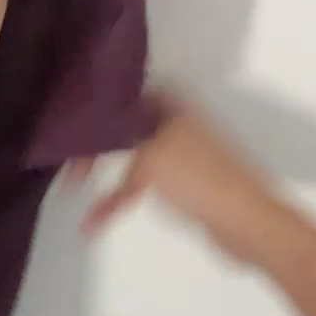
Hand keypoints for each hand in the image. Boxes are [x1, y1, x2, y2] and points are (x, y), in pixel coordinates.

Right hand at [72, 94, 292, 266]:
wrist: (247, 224)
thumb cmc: (199, 178)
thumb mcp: (150, 154)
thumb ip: (118, 140)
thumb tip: (92, 134)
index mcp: (172, 104)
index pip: (127, 92)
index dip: (100, 101)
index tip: (74, 114)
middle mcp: (175, 121)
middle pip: (127, 124)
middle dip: (97, 138)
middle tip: (69, 153)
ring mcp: (180, 154)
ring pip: (132, 155)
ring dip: (105, 170)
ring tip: (74, 184)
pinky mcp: (183, 185)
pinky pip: (142, 186)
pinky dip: (120, 199)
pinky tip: (96, 220)